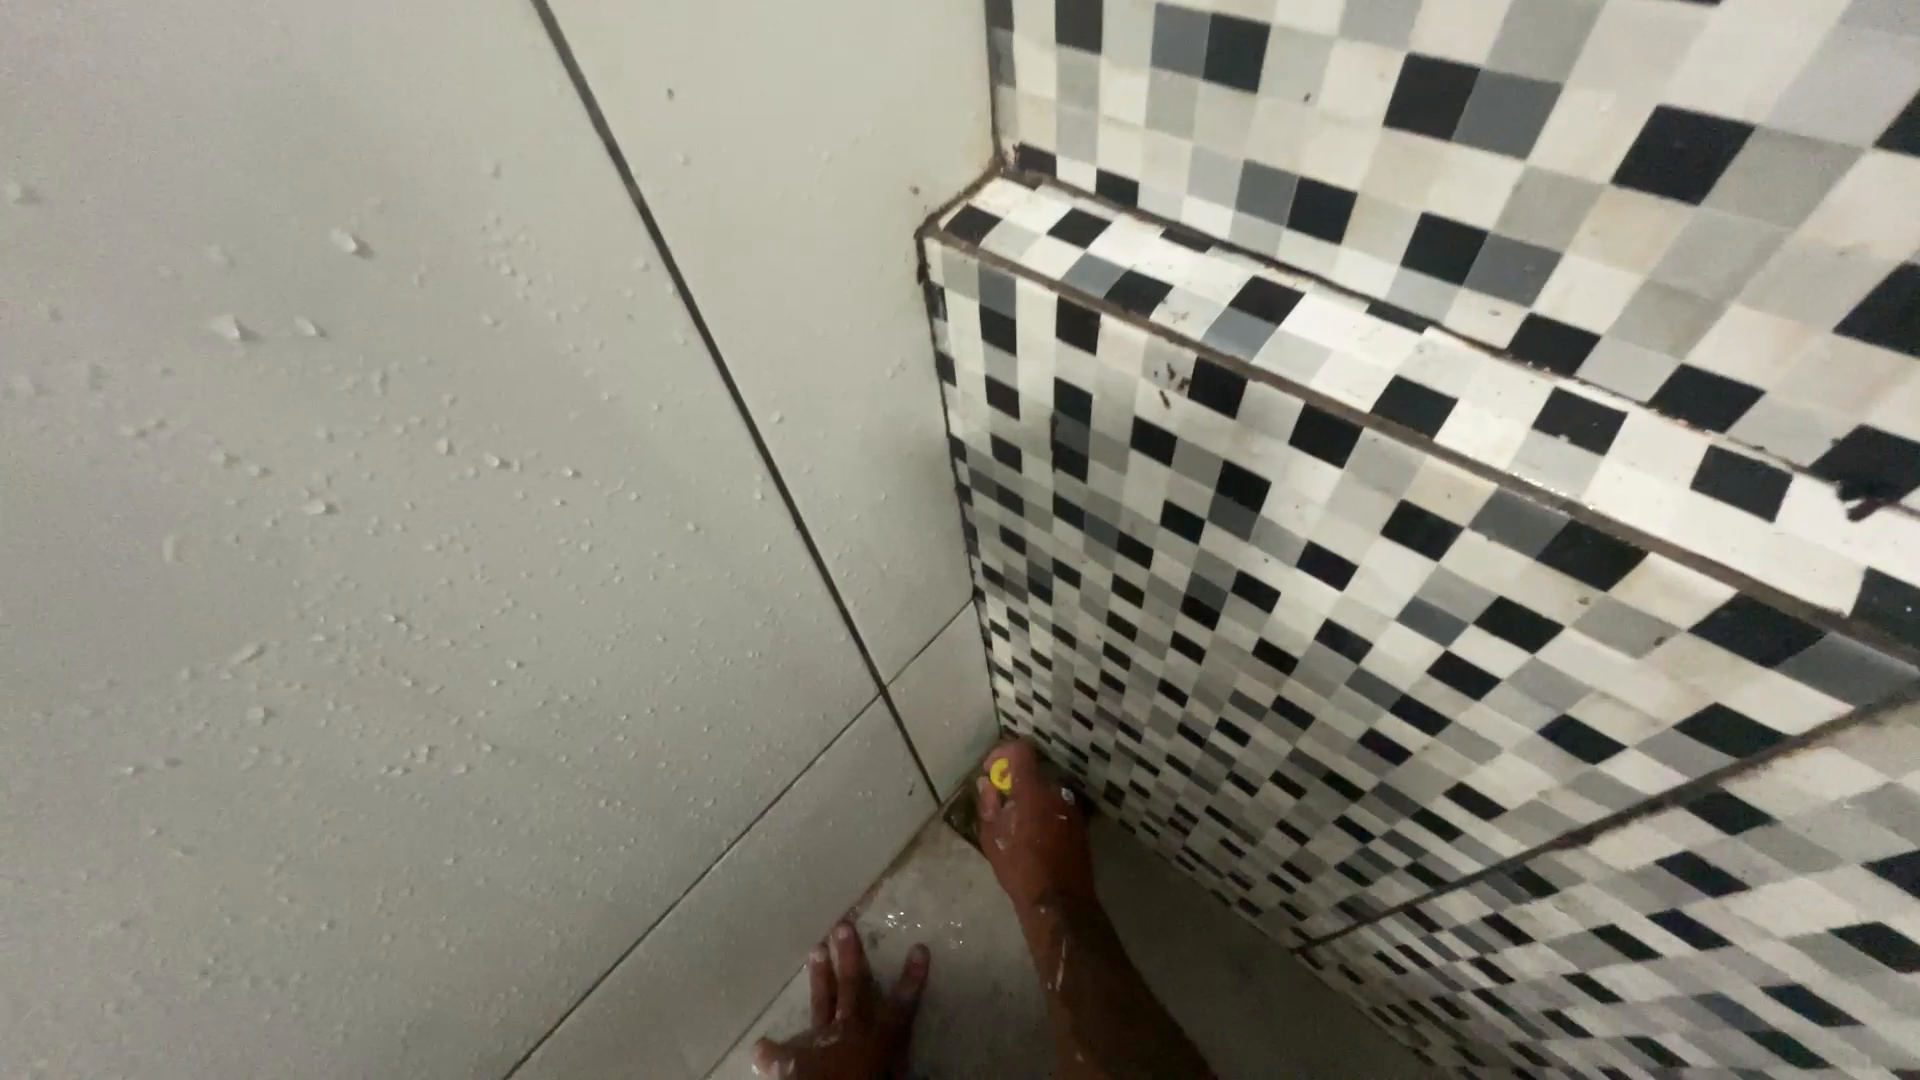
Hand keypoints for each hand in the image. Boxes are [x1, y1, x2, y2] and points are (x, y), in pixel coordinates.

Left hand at [751, 922, 929, 1078]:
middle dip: (850, 956)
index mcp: (876, 1040)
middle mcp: (848, 1032)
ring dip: (820, 978)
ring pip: (821, 1003)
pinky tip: (759, 1046)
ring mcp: (818, 1043)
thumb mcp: (890, 1077)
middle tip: (843, 925)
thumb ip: (896, 1063)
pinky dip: (768, 1054)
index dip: (912, 978)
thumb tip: (901, 1058)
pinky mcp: (792, 1065)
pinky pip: (778, 1058)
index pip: (900, 1006)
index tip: (919, 948)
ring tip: (815, 950)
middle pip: (851, 987)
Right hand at [975, 739, 1095, 911]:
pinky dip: (1044, 809)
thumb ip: (988, 804)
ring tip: (1018, 821)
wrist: (1059, 901)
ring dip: (1031, 796)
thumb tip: (986, 783)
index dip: (1002, 752)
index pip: (1020, 749)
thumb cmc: (1020, 868)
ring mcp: (1071, 805)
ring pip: (1046, 788)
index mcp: (1032, 789)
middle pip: (1033, 771)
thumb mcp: (992, 837)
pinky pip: (1057, 804)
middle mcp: (1055, 790)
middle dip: (1015, 779)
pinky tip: (1035, 833)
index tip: (991, 770)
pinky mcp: (1080, 822)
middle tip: (1001, 801)